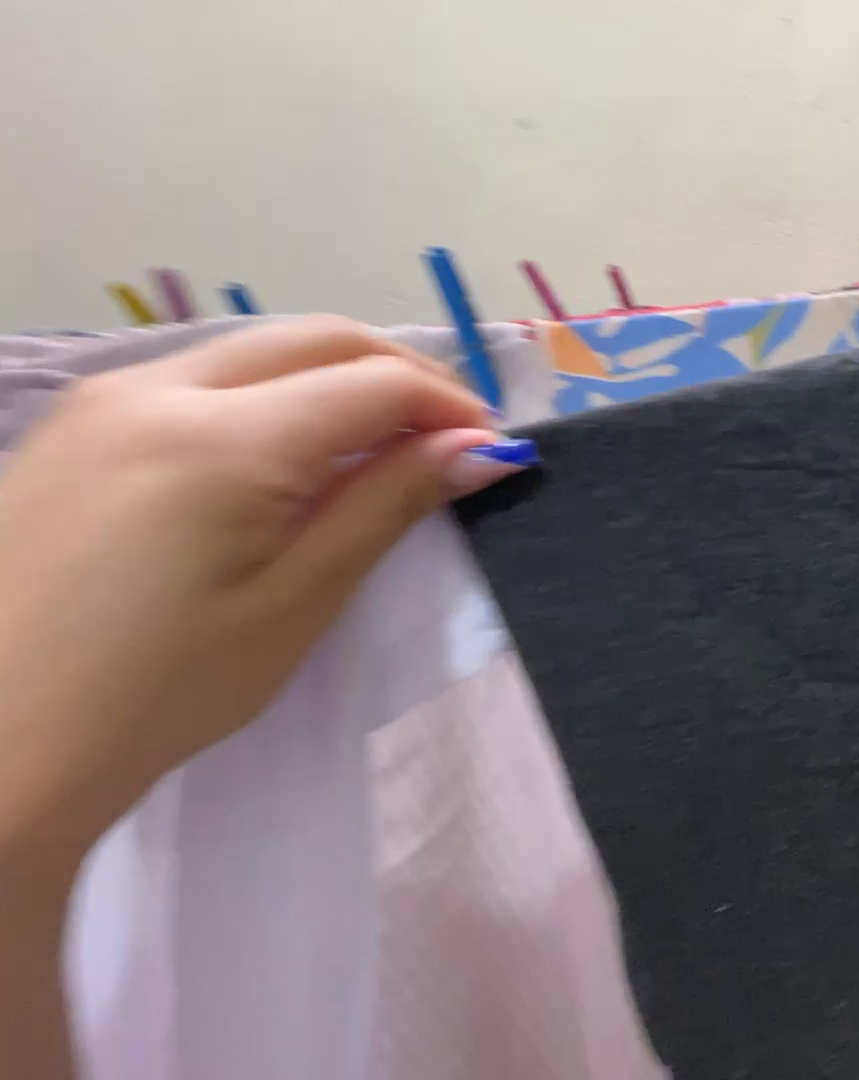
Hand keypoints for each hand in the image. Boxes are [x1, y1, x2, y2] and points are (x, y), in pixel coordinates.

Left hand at [0, 317, 535, 869]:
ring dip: (349, 381)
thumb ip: (394, 500)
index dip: (453, 409)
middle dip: (409, 377)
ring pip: (265, 350)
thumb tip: (484, 450)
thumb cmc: (169, 682)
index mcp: (222, 438)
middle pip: (322, 340)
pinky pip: (214, 377)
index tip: (495, 454)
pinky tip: (309, 455)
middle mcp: (156, 390)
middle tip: (458, 440)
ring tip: (394, 449)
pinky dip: (288, 395)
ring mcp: (106, 401)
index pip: (376, 382)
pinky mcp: (83, 427)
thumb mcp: (307, 593)